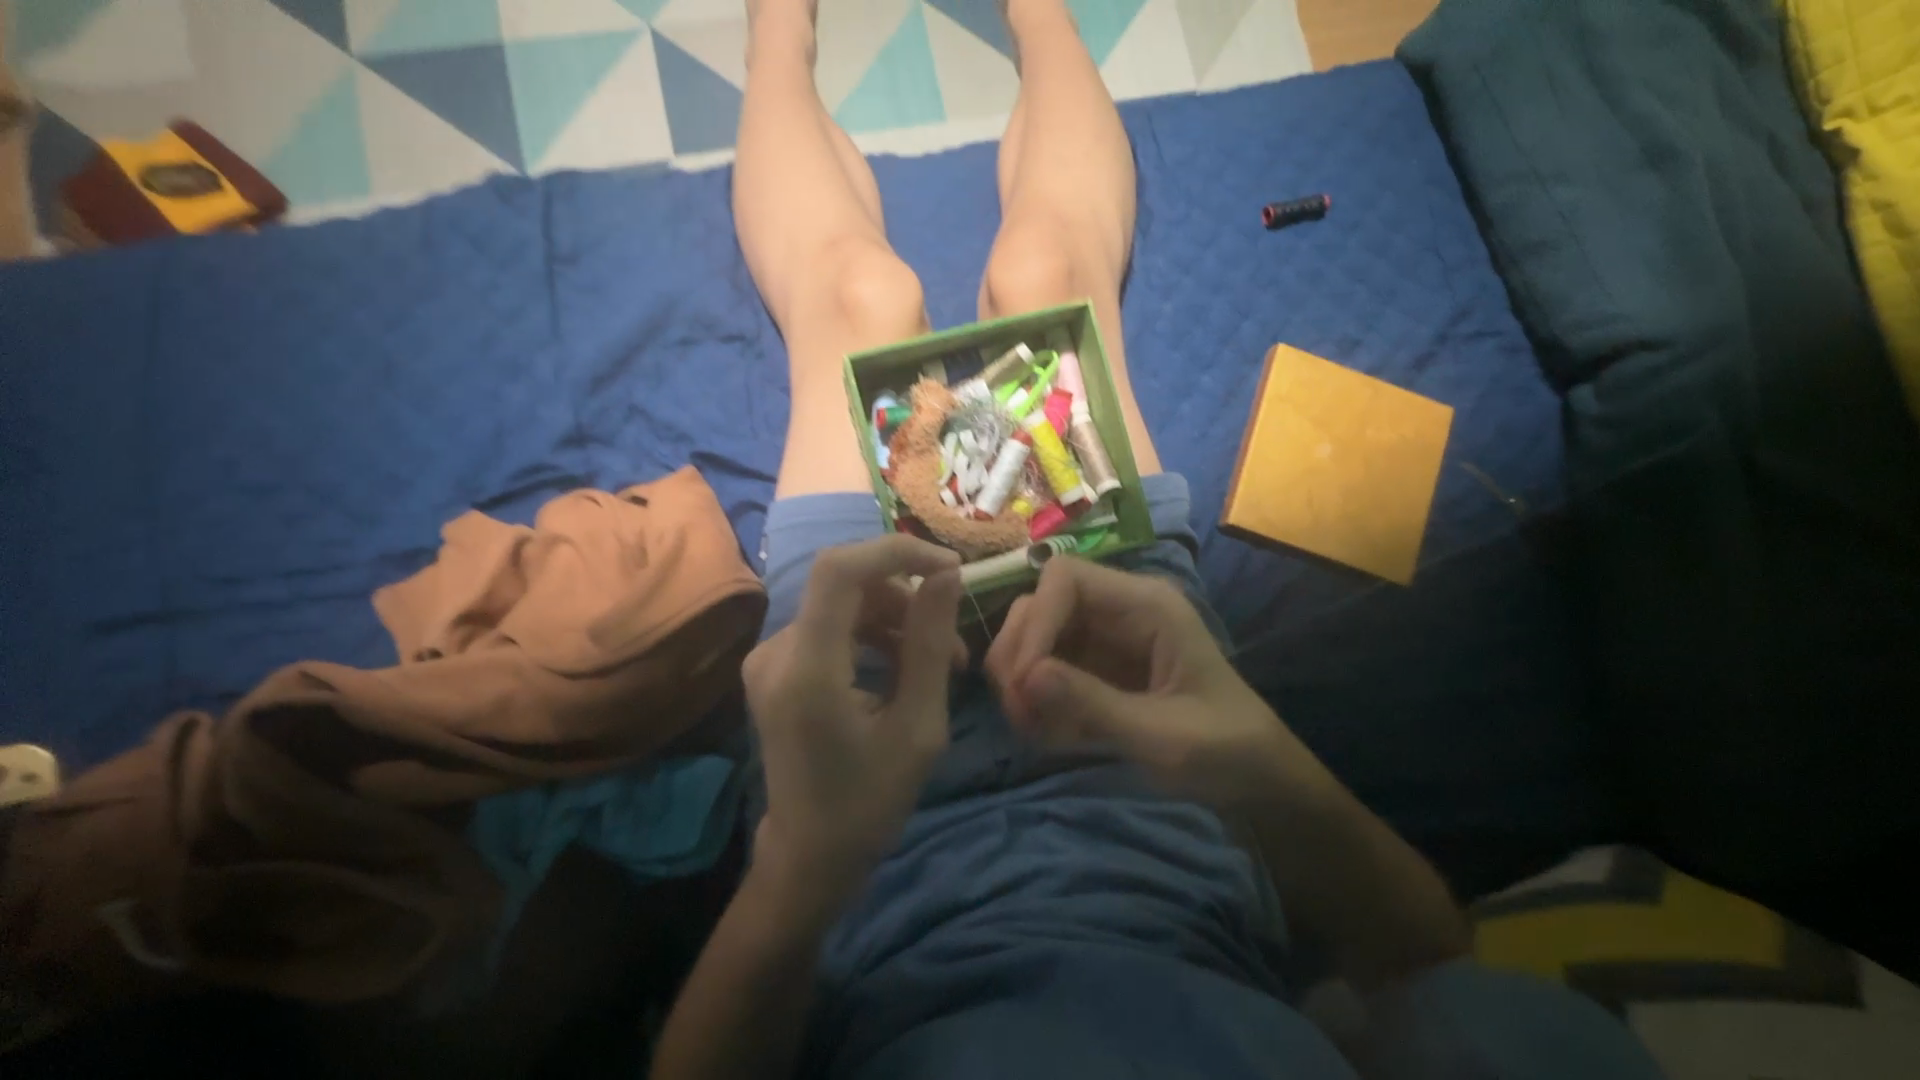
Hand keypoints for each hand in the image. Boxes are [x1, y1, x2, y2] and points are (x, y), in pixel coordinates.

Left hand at [743, 535, 964, 899]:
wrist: (809, 854)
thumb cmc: (870, 802)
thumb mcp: (919, 726)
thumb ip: (931, 645)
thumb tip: (947, 577)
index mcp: (808, 670)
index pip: (841, 570)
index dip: (897, 552)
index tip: (949, 568)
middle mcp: (775, 653)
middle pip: (845, 586)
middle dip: (906, 597)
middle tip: (954, 638)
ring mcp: (768, 660)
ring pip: (841, 605)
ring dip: (894, 620)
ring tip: (940, 661)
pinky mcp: (773, 668)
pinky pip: (829, 628)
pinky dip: (871, 635)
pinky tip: (902, 667)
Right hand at [984, 556, 1335, 807]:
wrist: (1255, 783)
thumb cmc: (1223, 751)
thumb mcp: (1161, 735)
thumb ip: (1093, 704)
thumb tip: (1025, 676)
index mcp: (1146, 606)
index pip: (1065, 579)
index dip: (1036, 622)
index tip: (1025, 681)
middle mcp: (1117, 612)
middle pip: (1038, 605)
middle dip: (1019, 654)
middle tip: (1019, 712)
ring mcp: (1102, 642)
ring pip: (1034, 639)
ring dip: (1020, 682)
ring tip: (1033, 730)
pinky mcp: (1094, 673)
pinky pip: (1043, 672)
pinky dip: (1034, 702)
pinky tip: (1050, 738)